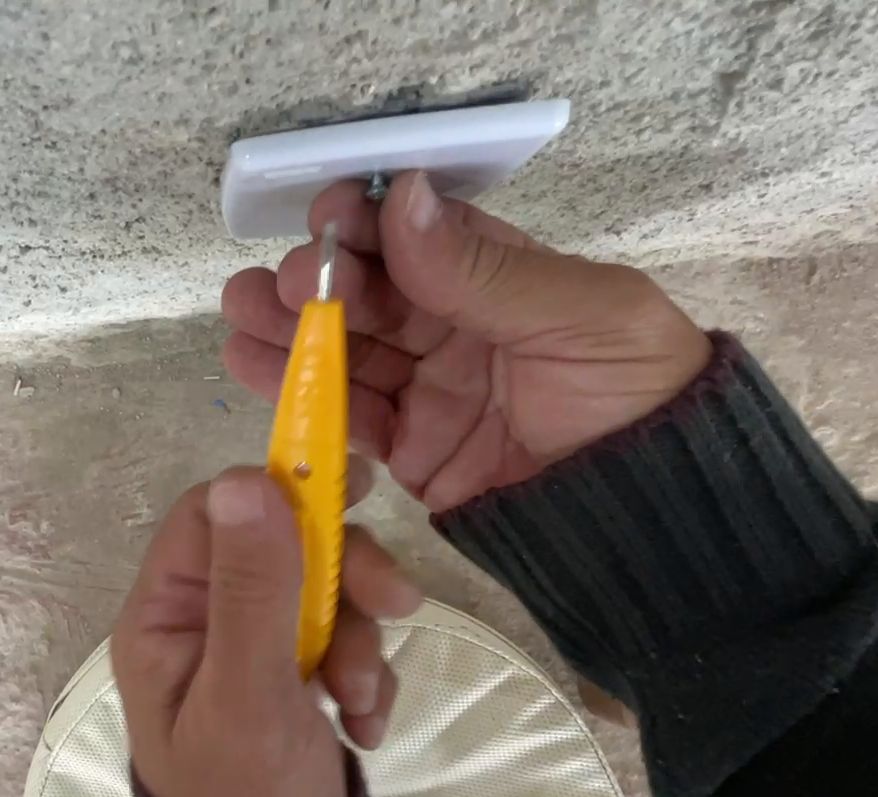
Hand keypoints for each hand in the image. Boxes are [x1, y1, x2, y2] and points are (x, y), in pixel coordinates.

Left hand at [111, 465, 421, 796]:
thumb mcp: (249, 696)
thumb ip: (252, 591)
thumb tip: (248, 482)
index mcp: (166, 614)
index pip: (213, 514)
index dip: (278, 493)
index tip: (353, 491)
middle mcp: (201, 619)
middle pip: (280, 545)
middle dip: (343, 575)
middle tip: (398, 603)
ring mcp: (249, 645)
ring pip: (321, 592)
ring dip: (361, 640)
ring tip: (363, 704)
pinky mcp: (292, 673)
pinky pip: (341, 640)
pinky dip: (366, 675)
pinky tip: (365, 726)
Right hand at [221, 172, 713, 512]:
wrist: (637, 516)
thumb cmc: (630, 398)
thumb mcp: (581, 318)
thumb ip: (486, 269)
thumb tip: (404, 200)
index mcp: (499, 282)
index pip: (422, 241)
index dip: (371, 225)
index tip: (328, 215)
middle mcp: (450, 329)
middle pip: (370, 297)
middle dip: (316, 283)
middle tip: (272, 284)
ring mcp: (422, 390)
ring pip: (343, 352)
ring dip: (289, 332)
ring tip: (240, 315)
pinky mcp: (402, 447)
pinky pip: (343, 415)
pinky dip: (297, 392)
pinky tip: (250, 365)